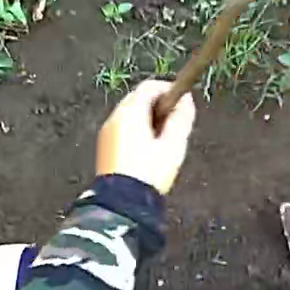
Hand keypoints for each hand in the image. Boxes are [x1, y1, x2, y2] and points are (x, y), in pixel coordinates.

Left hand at [95, 79, 194, 194]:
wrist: (122, 202)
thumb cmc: (150, 172)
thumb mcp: (173, 145)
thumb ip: (181, 118)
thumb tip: (185, 100)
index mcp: (130, 113)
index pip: (149, 87)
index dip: (169, 90)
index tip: (183, 104)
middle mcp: (114, 118)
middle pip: (138, 99)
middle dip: (158, 106)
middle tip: (175, 124)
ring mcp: (106, 133)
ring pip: (129, 115)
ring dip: (147, 119)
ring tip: (164, 140)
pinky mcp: (104, 147)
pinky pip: (122, 129)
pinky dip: (136, 130)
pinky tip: (147, 150)